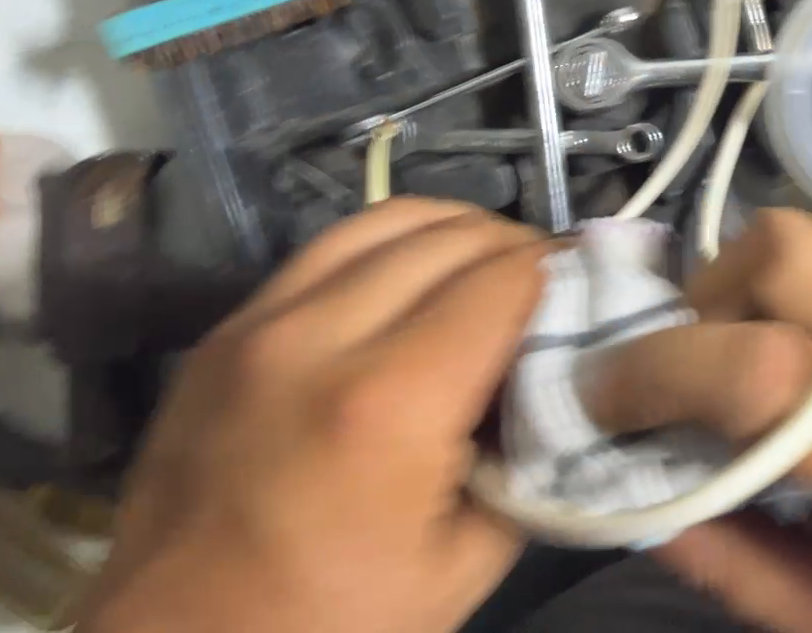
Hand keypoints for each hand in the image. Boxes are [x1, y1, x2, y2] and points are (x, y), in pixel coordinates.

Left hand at [77, 200, 548, 632]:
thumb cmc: (334, 626)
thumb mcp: (468, 560)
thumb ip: (526, 451)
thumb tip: (558, 369)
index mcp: (390, 403)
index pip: (504, 279)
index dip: (557, 270)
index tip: (584, 284)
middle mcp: (320, 338)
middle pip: (452, 237)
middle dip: (516, 245)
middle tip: (545, 279)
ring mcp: (261, 324)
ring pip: (389, 219)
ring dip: (456, 229)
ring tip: (485, 262)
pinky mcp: (227, 328)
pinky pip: (330, 246)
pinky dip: (392, 243)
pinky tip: (413, 275)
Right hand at [582, 210, 811, 632]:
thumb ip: (727, 559)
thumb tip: (635, 491)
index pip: (768, 372)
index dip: (663, 376)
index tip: (607, 400)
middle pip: (785, 254)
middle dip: (704, 300)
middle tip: (679, 370)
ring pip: (801, 236)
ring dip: (736, 285)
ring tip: (722, 357)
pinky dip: (773, 289)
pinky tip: (775, 353)